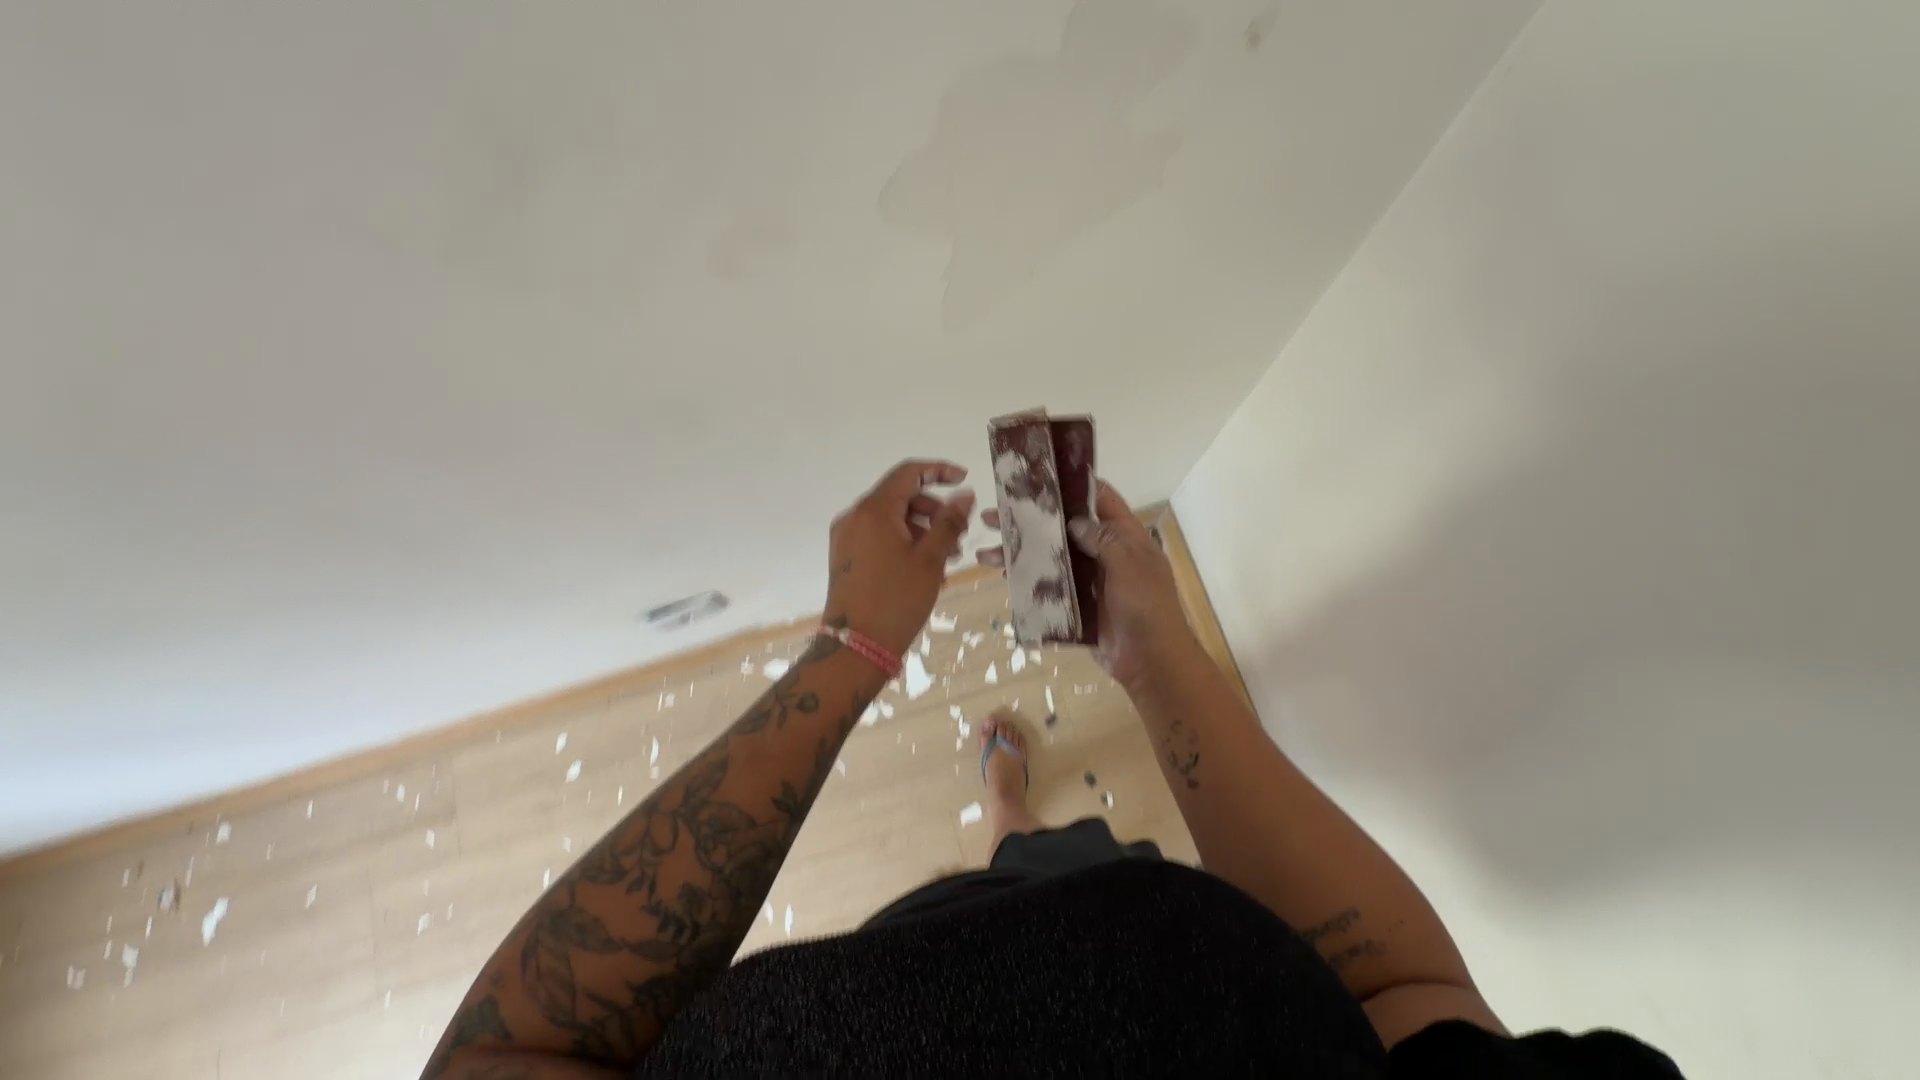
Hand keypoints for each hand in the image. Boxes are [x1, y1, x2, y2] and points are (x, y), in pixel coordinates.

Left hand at [825, 460, 974, 657]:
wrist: (857, 646)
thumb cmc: (897, 599)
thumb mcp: (931, 559)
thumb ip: (949, 522)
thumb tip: (964, 494)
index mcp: (873, 510)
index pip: (908, 474)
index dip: (939, 471)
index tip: (964, 480)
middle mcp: (854, 517)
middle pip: (900, 497)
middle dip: (933, 509)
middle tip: (959, 534)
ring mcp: (846, 538)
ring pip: (890, 519)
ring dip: (921, 529)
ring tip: (947, 558)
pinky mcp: (845, 557)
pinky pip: (879, 538)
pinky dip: (903, 543)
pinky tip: (925, 570)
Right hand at [977, 479, 1193, 688]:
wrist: (1151, 660)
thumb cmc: (1146, 606)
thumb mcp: (1128, 563)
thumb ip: (1102, 538)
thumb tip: (1074, 521)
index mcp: (1125, 536)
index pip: (1099, 499)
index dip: (1072, 484)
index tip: (1038, 475)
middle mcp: (1104, 553)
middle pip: (1063, 527)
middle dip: (1030, 520)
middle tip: (992, 514)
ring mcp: (1089, 580)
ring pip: (1049, 558)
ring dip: (1019, 553)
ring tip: (984, 552)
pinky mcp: (1076, 605)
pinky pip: (1048, 587)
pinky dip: (1026, 580)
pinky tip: (1001, 576)